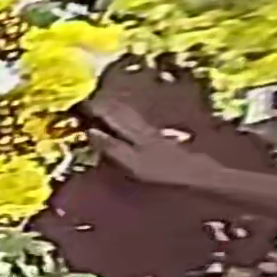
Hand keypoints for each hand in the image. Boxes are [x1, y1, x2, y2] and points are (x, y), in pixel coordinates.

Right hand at [84, 98, 219, 188]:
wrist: (200, 174)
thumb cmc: (161, 171)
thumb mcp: (130, 162)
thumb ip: (110, 146)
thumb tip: (89, 131)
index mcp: (133, 133)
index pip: (110, 115)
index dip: (94, 108)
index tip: (76, 103)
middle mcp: (142, 128)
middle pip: (121, 112)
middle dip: (104, 105)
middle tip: (85, 101)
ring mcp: (151, 132)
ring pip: (129, 115)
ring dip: (114, 108)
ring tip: (100, 105)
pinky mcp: (157, 137)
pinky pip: (135, 121)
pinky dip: (124, 116)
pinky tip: (122, 117)